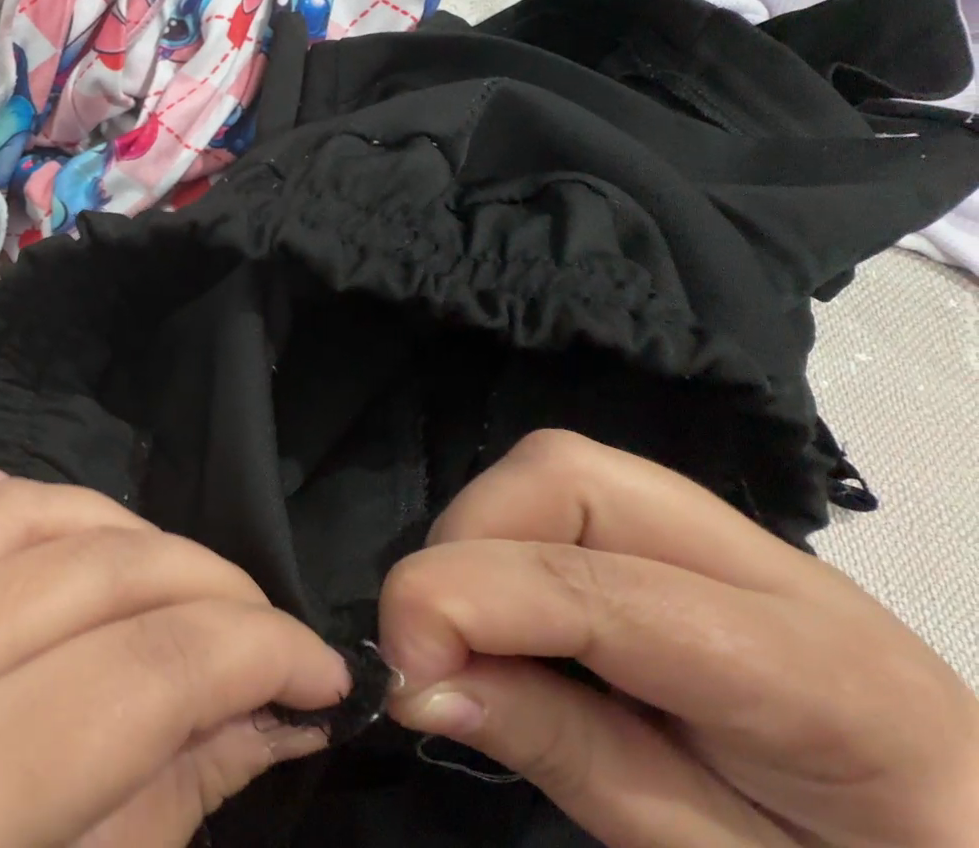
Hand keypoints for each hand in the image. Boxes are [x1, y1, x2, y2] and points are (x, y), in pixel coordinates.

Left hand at [0, 427, 352, 847]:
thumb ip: (184, 785)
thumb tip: (284, 704)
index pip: (150, 671)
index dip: (262, 653)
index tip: (319, 672)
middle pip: (93, 579)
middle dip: (212, 590)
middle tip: (263, 632)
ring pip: (13, 514)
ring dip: (117, 527)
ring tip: (167, 578)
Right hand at [380, 429, 978, 847]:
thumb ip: (567, 756)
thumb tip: (416, 684)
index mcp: (824, 681)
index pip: (602, 588)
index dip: (464, 601)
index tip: (402, 673)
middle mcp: (783, 575)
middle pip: (570, 475)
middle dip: (465, 543)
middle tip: (437, 648)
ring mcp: (745, 548)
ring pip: (560, 471)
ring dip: (478, 541)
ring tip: (475, 641)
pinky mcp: (703, 548)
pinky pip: (569, 504)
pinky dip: (505, 547)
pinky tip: (519, 629)